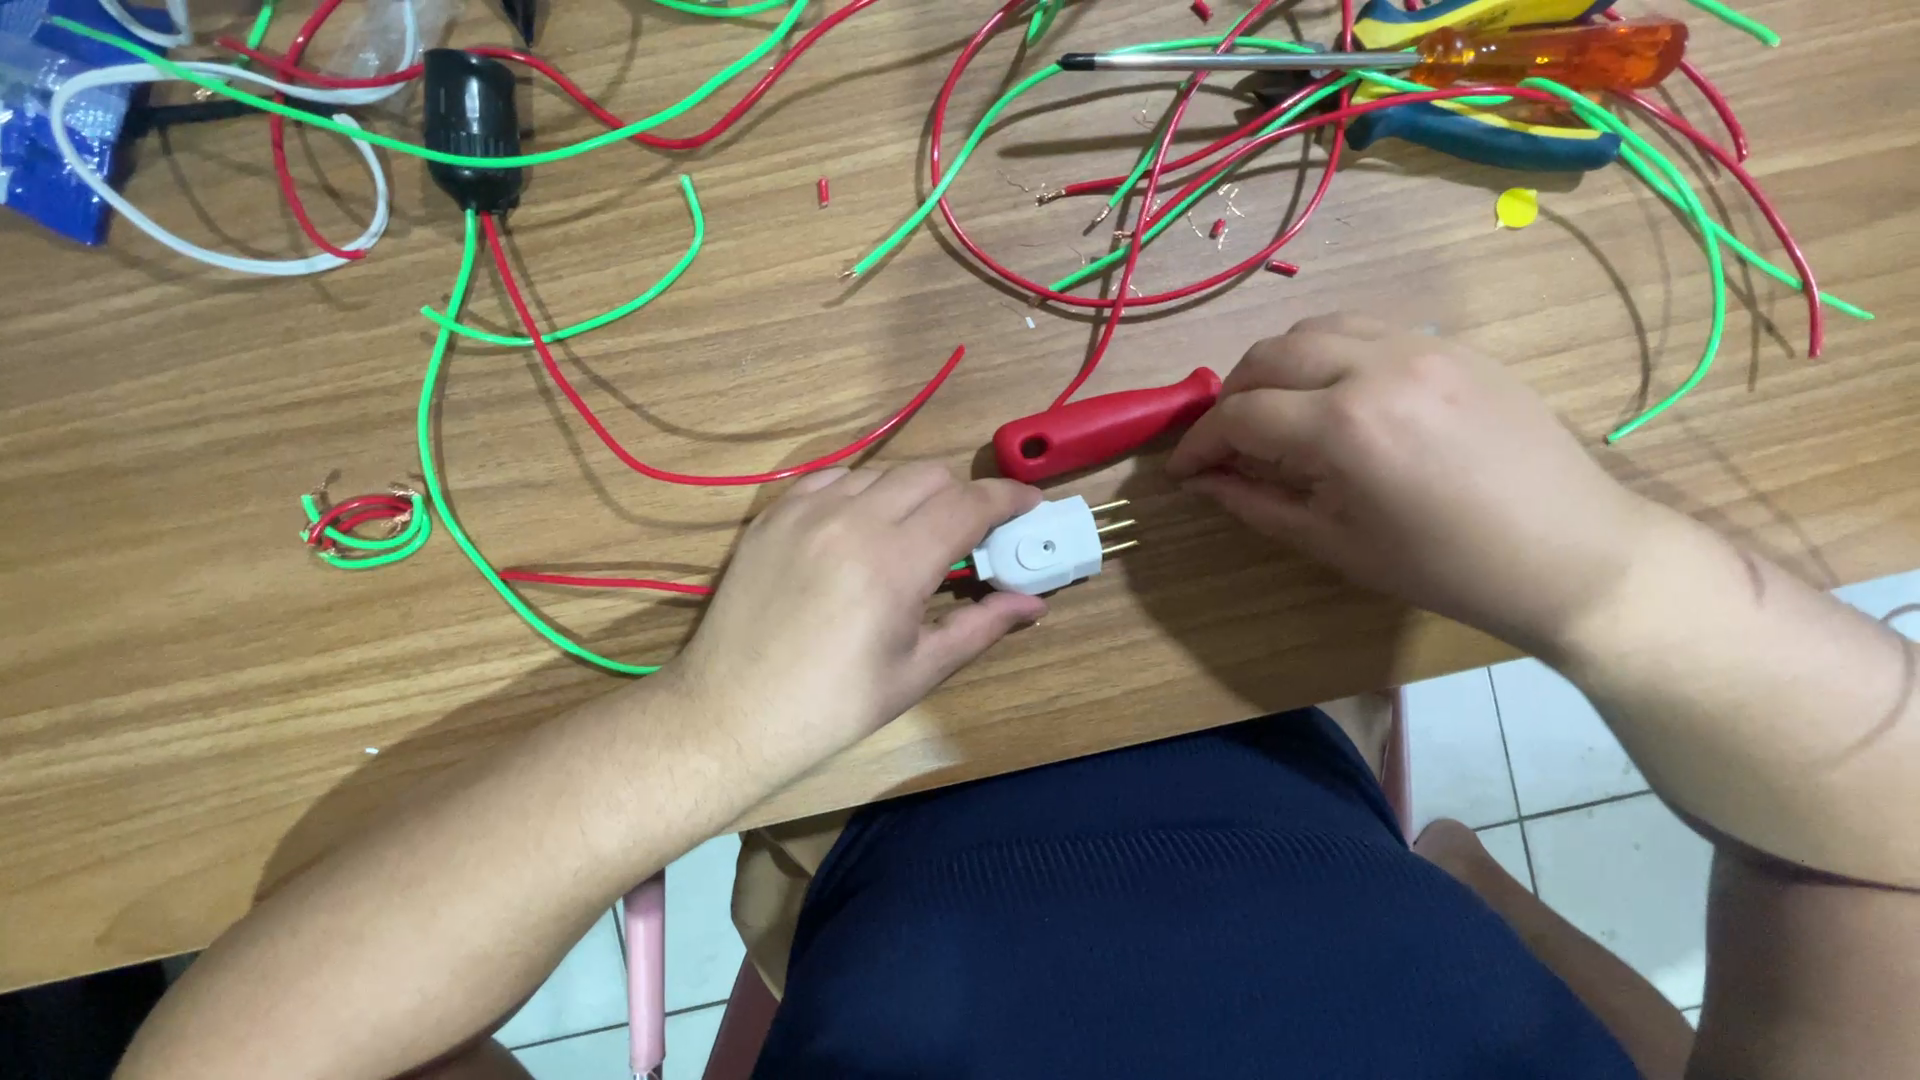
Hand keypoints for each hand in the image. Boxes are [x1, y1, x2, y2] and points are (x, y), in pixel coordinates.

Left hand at [667, 464, 1046, 781]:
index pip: (969, 504)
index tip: (1029, 505)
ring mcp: (805, 512)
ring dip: (912, 494)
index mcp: (895, 563)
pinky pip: (832, 479)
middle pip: (930, 475)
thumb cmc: (834, 705)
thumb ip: (981, 626)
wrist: (730, 713)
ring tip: (911, 535)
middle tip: (969, 536)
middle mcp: (852, 521)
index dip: (1009, 498)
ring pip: (882, 473)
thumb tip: (1034, 603)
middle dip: (962, 497)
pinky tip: (860, 527)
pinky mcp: (772, 516)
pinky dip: (861, 492)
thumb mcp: (916, 672)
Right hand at [1167, 313, 1654, 651]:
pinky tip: (1331, 394)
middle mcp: (1376, 367)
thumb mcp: (1335, 544)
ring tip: (1273, 411)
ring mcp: (1420, 347)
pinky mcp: (1452, 346)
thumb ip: (1256, 503)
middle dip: (1230, 398)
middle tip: (1224, 442)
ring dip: (1275, 366)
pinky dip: (1325, 353)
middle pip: (1267, 357)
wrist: (1570, 555)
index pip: (1240, 416)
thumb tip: (1202, 482)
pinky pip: (1365, 329)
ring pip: (1313, 328)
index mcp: (1344, 427)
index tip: (1182, 470)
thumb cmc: (1443, 567)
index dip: (1199, 443)